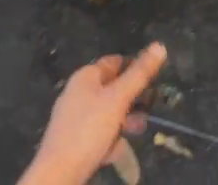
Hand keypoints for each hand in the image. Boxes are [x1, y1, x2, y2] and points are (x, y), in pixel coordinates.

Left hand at [18, 43, 167, 184]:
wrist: (58, 175)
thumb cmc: (89, 129)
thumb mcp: (118, 98)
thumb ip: (139, 74)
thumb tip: (160, 45)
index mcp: (85, 77)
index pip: (114, 62)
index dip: (134, 66)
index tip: (155, 77)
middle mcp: (77, 94)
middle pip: (112, 89)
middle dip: (133, 98)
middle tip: (152, 105)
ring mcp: (74, 119)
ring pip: (107, 113)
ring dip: (125, 120)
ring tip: (140, 129)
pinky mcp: (74, 142)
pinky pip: (98, 133)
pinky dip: (110, 139)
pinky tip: (117, 150)